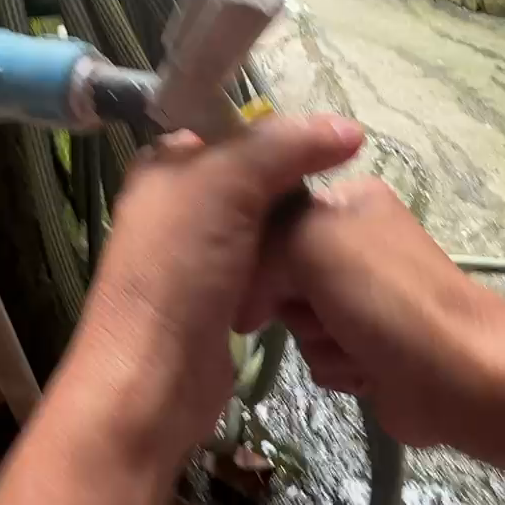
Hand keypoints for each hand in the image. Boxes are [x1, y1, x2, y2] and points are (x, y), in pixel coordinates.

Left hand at [62, 115, 364, 459]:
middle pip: (254, 175)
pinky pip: (266, 262)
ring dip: (295, 229)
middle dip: (294, 185)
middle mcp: (179, 201)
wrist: (155, 377)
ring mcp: (199, 250)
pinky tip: (316, 269)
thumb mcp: (227, 185)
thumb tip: (349, 129)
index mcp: (167, 163)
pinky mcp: (221, 291)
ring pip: (265, 221)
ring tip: (333, 231)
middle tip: (338, 193)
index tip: (334, 147)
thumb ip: (284, 146)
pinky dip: (288, 264)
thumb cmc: (181, 268)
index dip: (282, 133)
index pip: (233, 127)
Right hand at [246, 178, 504, 447]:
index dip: (259, 257)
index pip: (269, 218)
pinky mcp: (364, 346)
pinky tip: (366, 368)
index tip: (264, 285)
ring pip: (294, 322)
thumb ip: (263, 240)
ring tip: (355, 344)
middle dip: (295, 305)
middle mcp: (351, 244)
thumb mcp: (312, 238)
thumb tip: (245, 299)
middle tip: (324, 311)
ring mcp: (359, 298)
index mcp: (346, 201)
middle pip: (277, 276)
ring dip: (318, 341)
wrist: (462, 378)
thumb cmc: (387, 297)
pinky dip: (337, 366)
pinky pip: (317, 356)